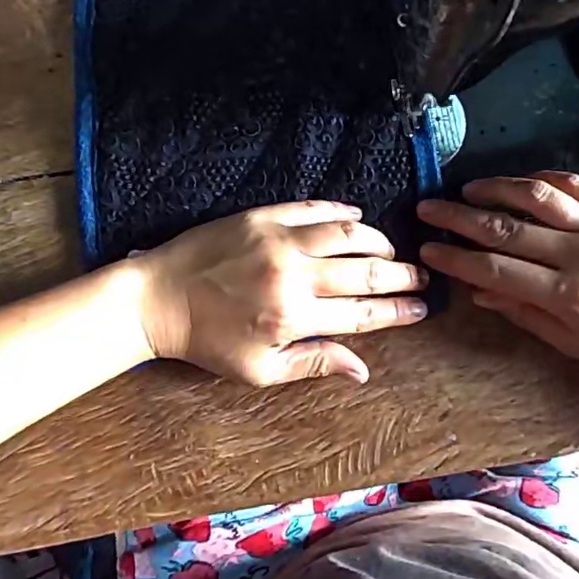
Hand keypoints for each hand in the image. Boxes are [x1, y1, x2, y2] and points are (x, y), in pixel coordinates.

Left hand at [135, 202, 428, 384]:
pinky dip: (341, 212)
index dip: (398, 311)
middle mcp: (294, 275)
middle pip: (366, 272)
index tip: (421, 308)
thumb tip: (363, 369)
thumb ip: (313, 364)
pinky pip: (314, 209)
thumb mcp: (258, 369)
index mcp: (294, 318)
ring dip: (378, 242)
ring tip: (392, 251)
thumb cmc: (207, 341)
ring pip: (348, 234)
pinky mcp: (262, 216)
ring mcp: (278, 240)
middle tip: (420, 276)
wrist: (157, 298)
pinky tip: (357, 216)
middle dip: (402, 276)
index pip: (364, 313)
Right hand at [416, 172, 578, 381]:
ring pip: (537, 196)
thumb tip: (478, 290)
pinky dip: (541, 178)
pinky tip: (519, 181)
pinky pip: (575, 184)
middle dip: (459, 217)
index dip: (455, 258)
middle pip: (507, 228)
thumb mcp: (577, 343)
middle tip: (429, 209)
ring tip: (466, 188)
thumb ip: (524, 314)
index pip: (496, 269)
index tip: (427, 249)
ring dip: (495, 188)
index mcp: (571, 296)